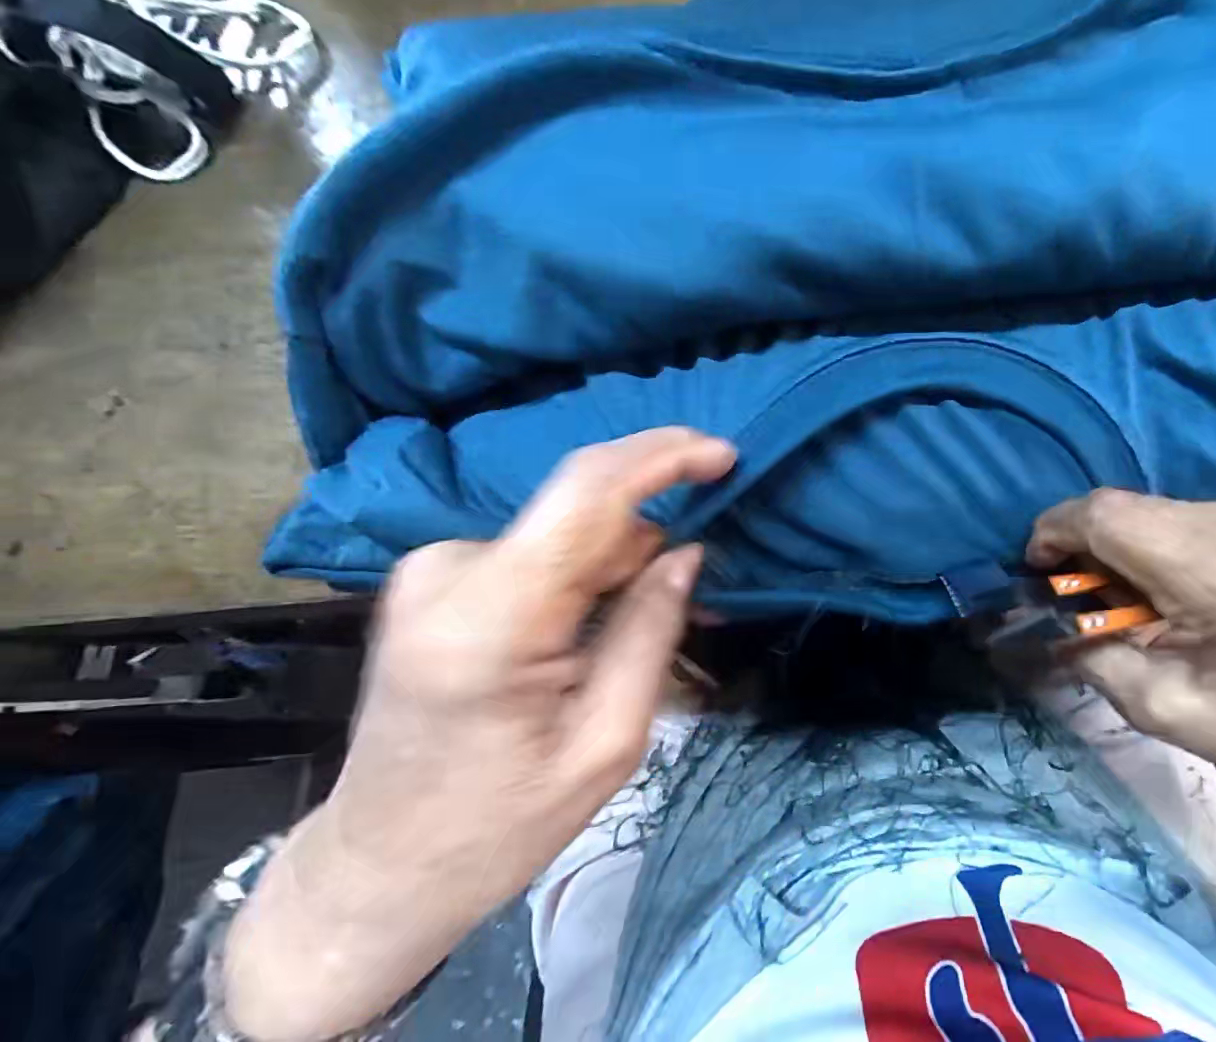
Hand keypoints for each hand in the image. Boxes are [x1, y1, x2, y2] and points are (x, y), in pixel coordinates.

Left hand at [226, 428, 734, 1041]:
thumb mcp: (608, 741)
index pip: (588, 494)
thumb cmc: (502, 822)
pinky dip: (594, 574)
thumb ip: (650, 630)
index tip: (727, 455)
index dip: (664, 458)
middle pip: (586, 511)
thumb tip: (688, 551)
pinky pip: (546, 551)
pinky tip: (610, 623)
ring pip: (572, 533)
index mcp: (492, 619)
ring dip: (628, 562)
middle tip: (705, 594)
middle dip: (657, 536)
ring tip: (659, 625)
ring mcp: (437, 572)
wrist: (381, 866)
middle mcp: (451, 573)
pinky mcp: (442, 580)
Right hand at [1026, 490, 1215, 808]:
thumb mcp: (1157, 709)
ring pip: (1150, 506)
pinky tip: (1166, 584)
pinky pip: (1181, 512)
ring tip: (1126, 597)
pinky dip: (1153, 541)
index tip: (1038, 568)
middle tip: (1078, 593)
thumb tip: (1041, 614)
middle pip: (1127, 506)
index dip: (1058, 531)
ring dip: (1120, 543)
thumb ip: (1089, 653)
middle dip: (1085, 542)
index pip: (1112, 517)